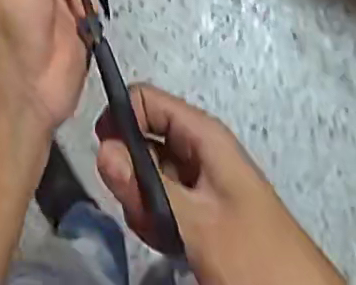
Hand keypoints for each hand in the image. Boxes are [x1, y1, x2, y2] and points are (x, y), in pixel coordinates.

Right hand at [98, 85, 344, 284]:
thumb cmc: (255, 256)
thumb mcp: (196, 221)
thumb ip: (146, 184)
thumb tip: (101, 148)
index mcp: (202, 134)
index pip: (143, 99)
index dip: (119, 121)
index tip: (106, 159)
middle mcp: (198, 150)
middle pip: (141, 137)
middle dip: (130, 171)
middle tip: (139, 207)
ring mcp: (198, 182)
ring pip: (147, 173)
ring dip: (141, 200)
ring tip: (158, 232)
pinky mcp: (199, 213)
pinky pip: (161, 201)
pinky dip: (154, 219)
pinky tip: (165, 243)